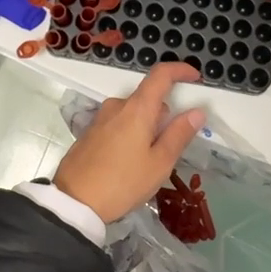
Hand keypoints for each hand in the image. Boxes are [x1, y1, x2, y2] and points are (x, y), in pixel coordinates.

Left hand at [53, 63, 206, 222]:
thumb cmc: (122, 182)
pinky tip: (127, 164)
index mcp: (137, 108)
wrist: (74, 201)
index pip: (161, 74)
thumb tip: (196, 111)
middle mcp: (117, 105)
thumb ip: (179, 134)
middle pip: (149, 99)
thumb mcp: (159, 163)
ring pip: (134, 113)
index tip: (195, 77)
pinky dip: (131, 134)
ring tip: (147, 163)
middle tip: (169, 150)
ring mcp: (101, 117)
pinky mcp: (90, 131)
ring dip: (147, 128)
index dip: (180, 70)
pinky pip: (119, 123)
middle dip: (164, 117)